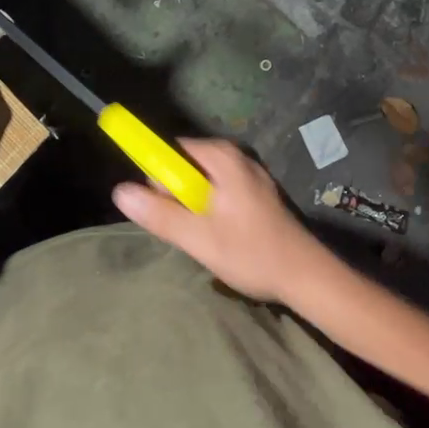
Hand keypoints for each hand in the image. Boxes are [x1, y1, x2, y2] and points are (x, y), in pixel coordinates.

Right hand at [113, 139, 324, 302]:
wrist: (308, 277)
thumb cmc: (252, 252)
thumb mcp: (198, 237)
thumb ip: (159, 214)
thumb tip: (120, 191)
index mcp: (222, 157)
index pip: (171, 150)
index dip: (158, 176)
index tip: (160, 206)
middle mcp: (236, 157)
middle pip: (186, 166)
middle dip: (177, 196)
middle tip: (185, 228)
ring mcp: (249, 175)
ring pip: (202, 183)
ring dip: (194, 208)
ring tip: (204, 237)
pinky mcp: (257, 194)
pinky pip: (219, 192)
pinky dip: (211, 211)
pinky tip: (221, 239)